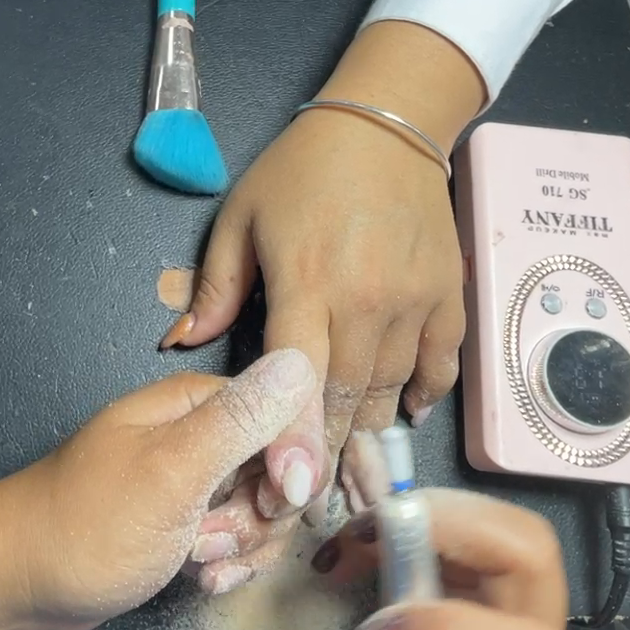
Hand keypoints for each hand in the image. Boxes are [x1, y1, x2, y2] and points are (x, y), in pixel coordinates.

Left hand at [0, 349, 327, 629]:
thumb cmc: (92, 523)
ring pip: (262, 506)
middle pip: (279, 465)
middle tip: (212, 534)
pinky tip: (201, 576)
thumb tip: (300, 359)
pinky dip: (228, 559)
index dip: (295, 458)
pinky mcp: (186, 514)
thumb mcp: (171, 471)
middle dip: (262, 512)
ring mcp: (194, 474)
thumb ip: (239, 421)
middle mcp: (200, 429)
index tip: (277, 501)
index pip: (285, 409)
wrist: (21, 579)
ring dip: (243, 542)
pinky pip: (237, 532)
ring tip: (198, 558)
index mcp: (198, 402)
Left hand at [167, 21, 483, 489]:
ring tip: (349, 473)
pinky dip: (423, 394)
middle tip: (310, 502)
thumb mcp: (241, 219)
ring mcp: (415, 300)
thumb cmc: (300, 172)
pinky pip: (440, 363)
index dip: (289, 438)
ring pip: (392, 389)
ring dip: (368, 433)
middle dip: (328, 454)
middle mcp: (366, 302)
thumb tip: (178, 341)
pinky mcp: (450, 294)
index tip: (285, 493)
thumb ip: (214, 286)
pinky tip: (405, 415)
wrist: (383, 127)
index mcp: (306, 283)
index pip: (295, 377)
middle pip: (346, 397)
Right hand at [297, 490, 577, 629]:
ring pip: (505, 526)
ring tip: (358, 540)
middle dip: (444, 527)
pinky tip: (365, 544)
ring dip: (426, 513)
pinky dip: (413, 517)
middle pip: (530, 556)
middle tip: (365, 539)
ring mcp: (516, 608)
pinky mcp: (484, 585)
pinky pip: (472, 525)